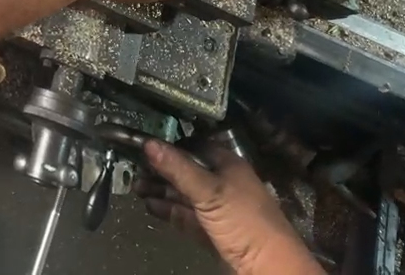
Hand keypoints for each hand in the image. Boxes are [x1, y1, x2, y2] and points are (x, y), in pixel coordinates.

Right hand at [139, 141, 321, 274]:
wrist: (272, 272)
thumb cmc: (244, 222)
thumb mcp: (210, 191)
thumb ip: (178, 167)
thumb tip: (147, 142)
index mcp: (226, 164)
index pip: (192, 146)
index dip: (168, 145)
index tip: (141, 145)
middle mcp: (221, 183)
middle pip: (185, 171)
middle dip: (160, 170)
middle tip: (132, 168)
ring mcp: (217, 209)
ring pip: (184, 194)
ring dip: (160, 190)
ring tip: (135, 187)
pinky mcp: (212, 232)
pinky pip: (186, 216)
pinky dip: (168, 210)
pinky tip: (150, 206)